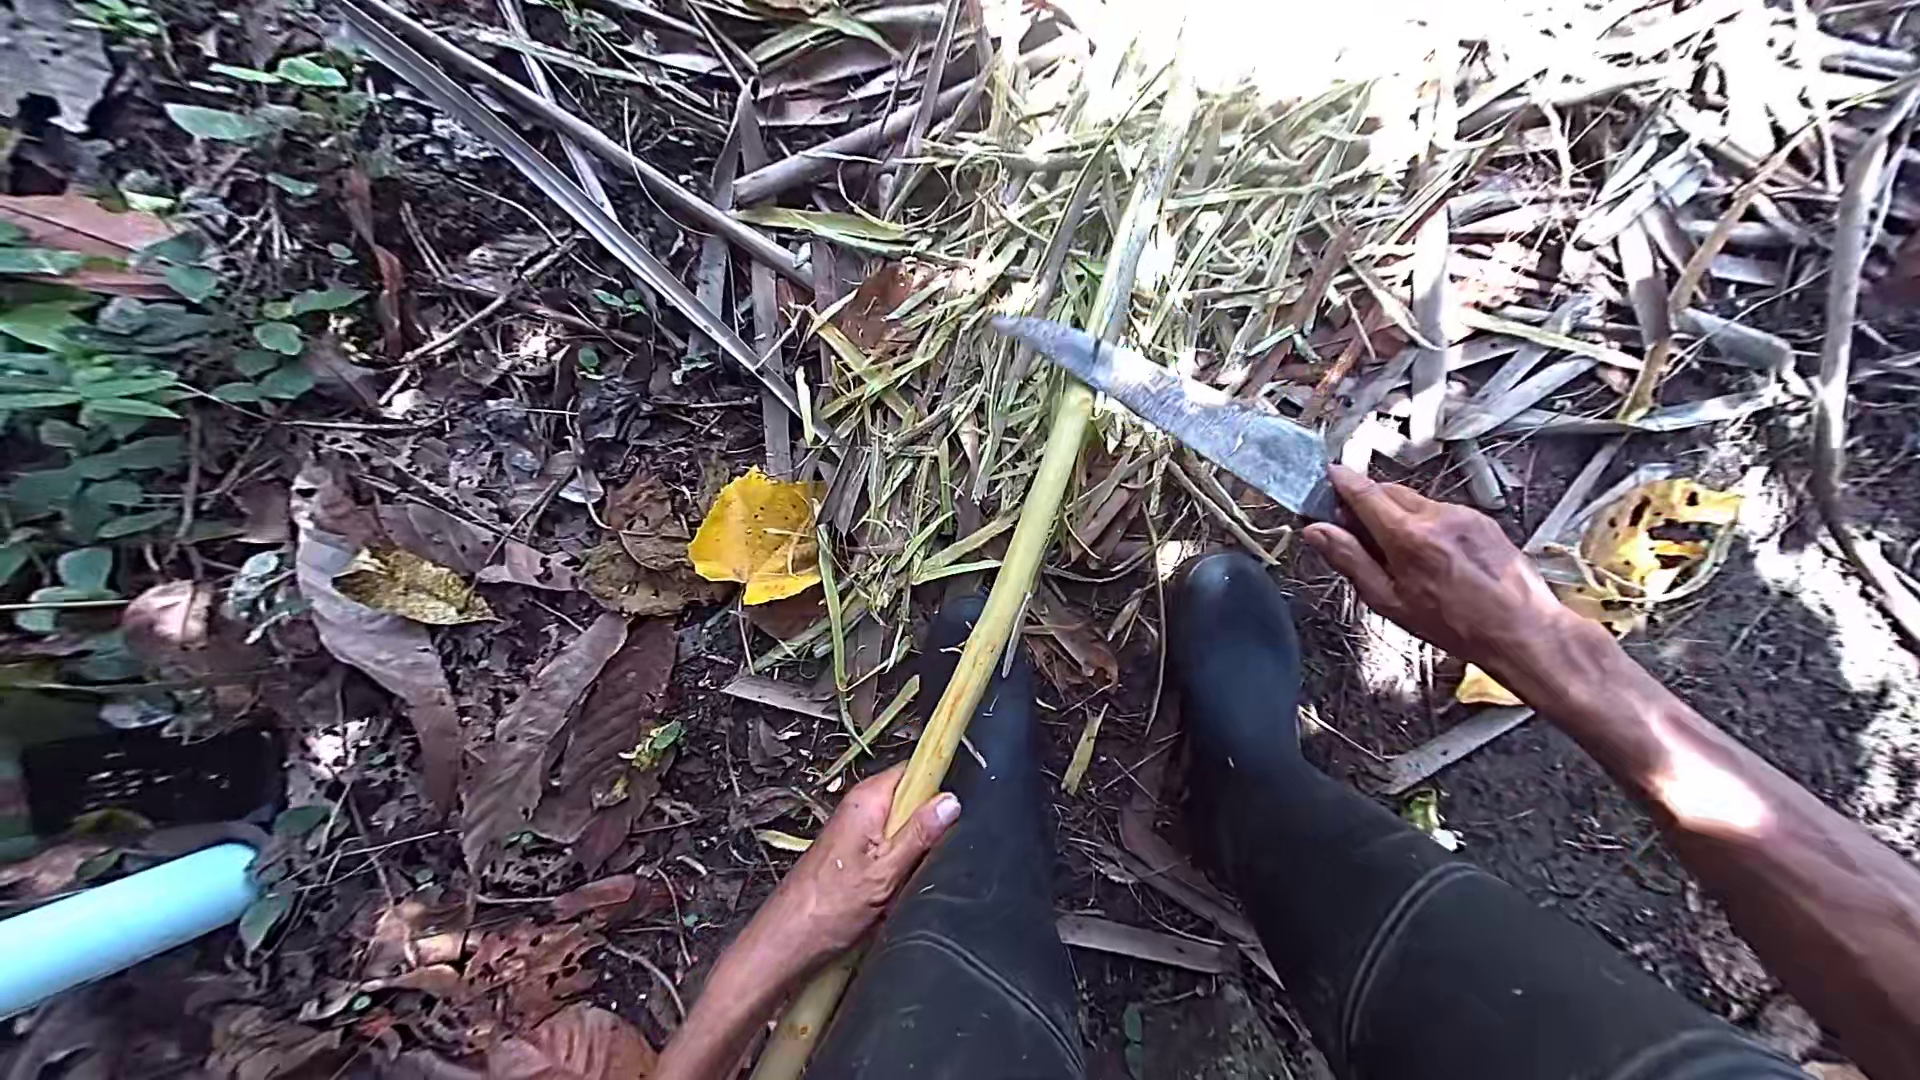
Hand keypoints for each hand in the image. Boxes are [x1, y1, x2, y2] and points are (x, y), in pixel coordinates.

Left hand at [747, 764, 960, 975]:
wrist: (787, 941)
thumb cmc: (824, 907)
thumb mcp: (886, 871)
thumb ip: (921, 833)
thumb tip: (950, 802)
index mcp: (868, 798)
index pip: (915, 769)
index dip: (936, 788)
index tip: (948, 812)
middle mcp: (861, 806)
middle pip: (911, 802)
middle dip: (923, 831)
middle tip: (915, 860)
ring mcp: (856, 827)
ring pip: (901, 829)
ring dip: (908, 855)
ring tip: (895, 882)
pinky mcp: (853, 850)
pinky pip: (888, 849)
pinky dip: (893, 869)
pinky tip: (885, 892)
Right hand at [1301, 464, 1572, 673]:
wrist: (1524, 631)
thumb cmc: (1456, 624)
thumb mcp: (1386, 598)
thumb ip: (1348, 558)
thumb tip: (1317, 532)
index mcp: (1408, 537)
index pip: (1364, 493)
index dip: (1341, 481)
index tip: (1328, 475)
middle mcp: (1437, 517)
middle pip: (1387, 491)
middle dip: (1364, 502)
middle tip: (1351, 528)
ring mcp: (1463, 515)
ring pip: (1412, 500)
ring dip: (1392, 513)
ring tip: (1392, 550)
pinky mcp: (1481, 520)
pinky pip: (1437, 510)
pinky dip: (1420, 521)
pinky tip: (1424, 552)